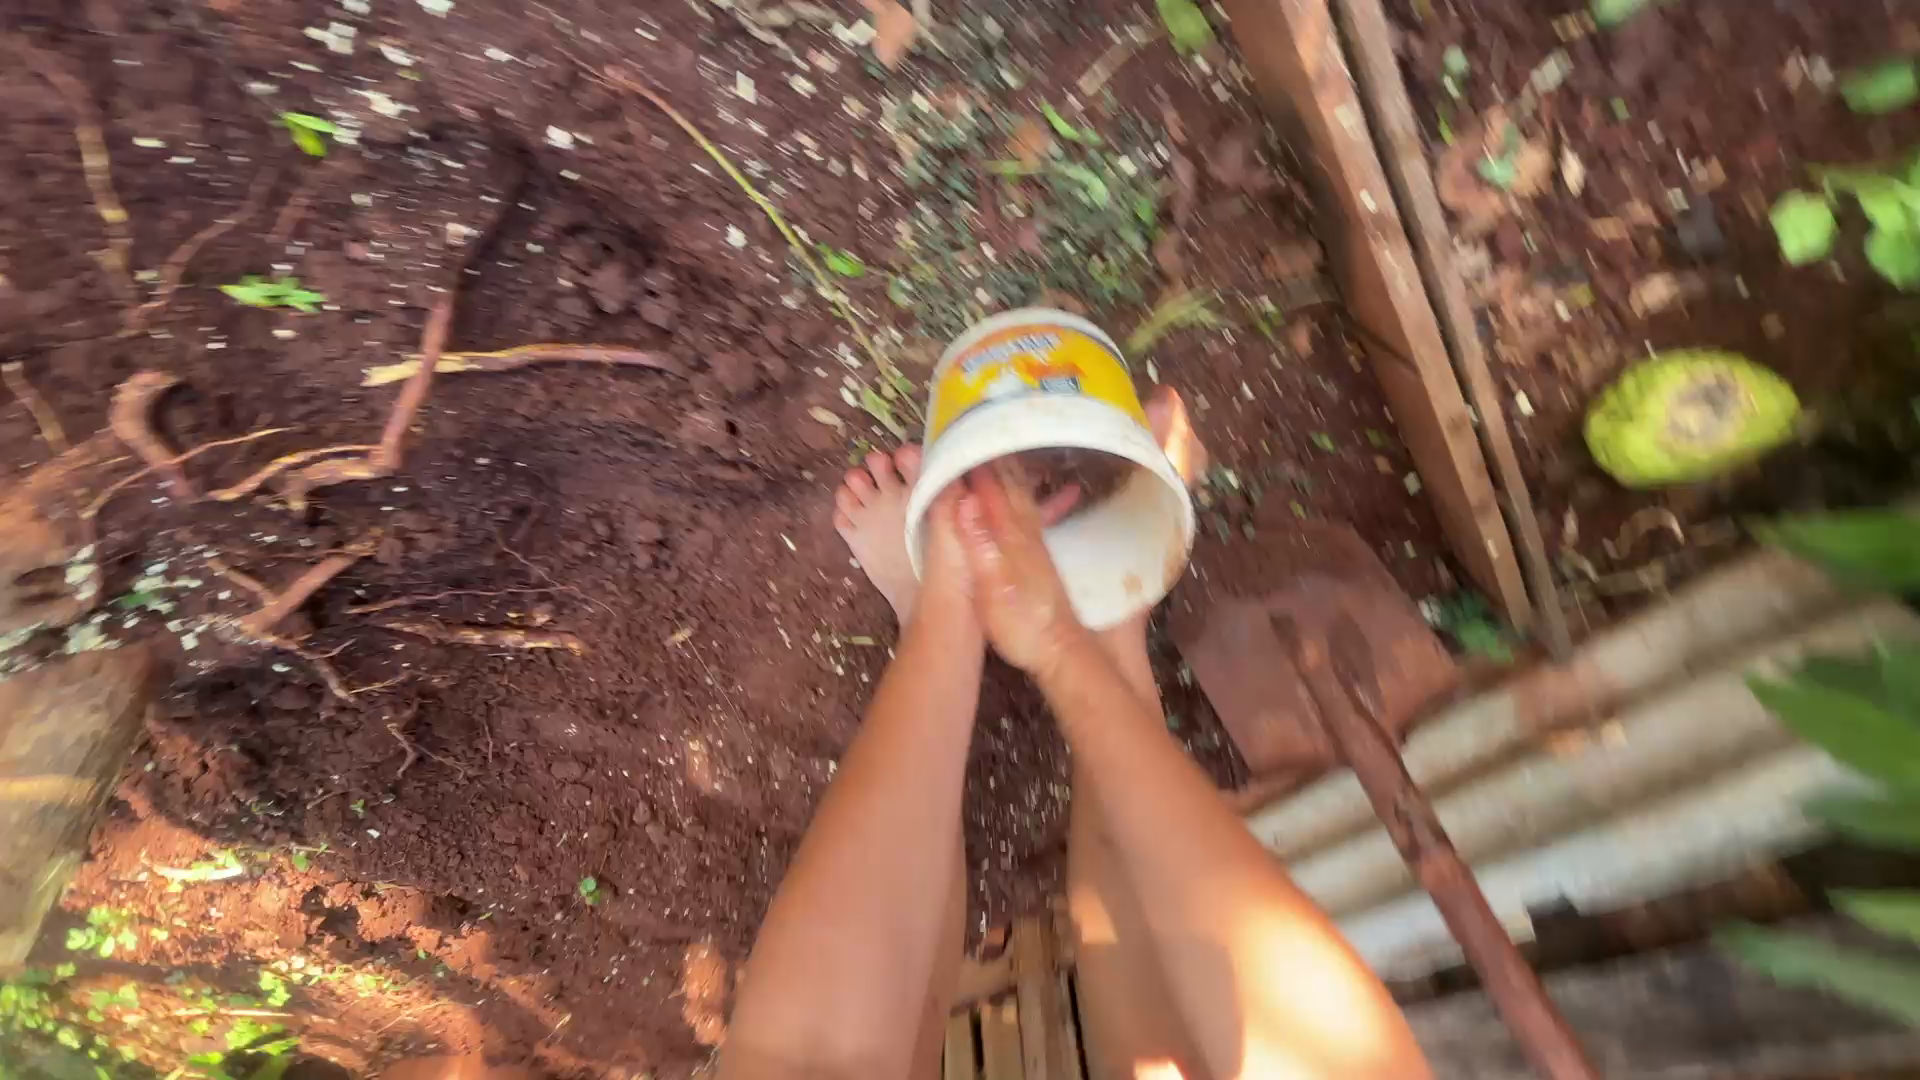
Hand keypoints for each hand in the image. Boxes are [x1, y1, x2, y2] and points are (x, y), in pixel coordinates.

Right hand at [950, 461, 1090, 675]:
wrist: (1061, 652)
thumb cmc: (1022, 626)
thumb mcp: (991, 587)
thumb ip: (979, 544)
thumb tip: (965, 501)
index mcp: (1012, 540)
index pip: (992, 496)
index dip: (977, 471)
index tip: (962, 446)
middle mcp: (1027, 538)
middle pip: (1012, 493)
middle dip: (997, 466)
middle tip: (984, 439)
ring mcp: (1038, 550)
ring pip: (1024, 504)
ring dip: (1013, 479)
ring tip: (1004, 457)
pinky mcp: (1043, 563)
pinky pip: (1032, 519)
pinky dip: (1026, 502)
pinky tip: (1026, 502)